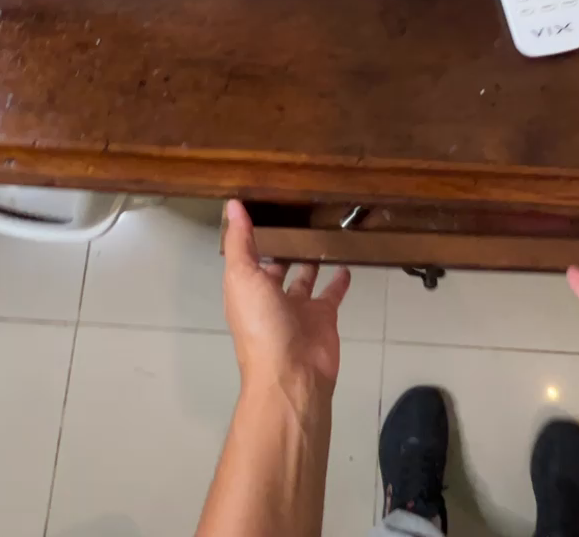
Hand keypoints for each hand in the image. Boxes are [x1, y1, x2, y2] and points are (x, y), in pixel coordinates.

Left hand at [221, 200, 351, 392]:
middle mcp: (270, 298)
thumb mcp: (242, 277)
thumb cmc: (261, 324)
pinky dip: (339, 279)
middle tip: (297, 216)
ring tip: (322, 233)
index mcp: (246, 288)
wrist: (293, 373)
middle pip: (276, 267)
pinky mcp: (324, 316)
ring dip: (311, 260)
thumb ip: (240, 241)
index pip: (248, 256)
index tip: (262, 206)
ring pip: (305, 278)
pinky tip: (346, 262)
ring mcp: (298, 308)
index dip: (251, 234)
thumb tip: (232, 204)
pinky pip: (332, 293)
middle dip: (282, 248)